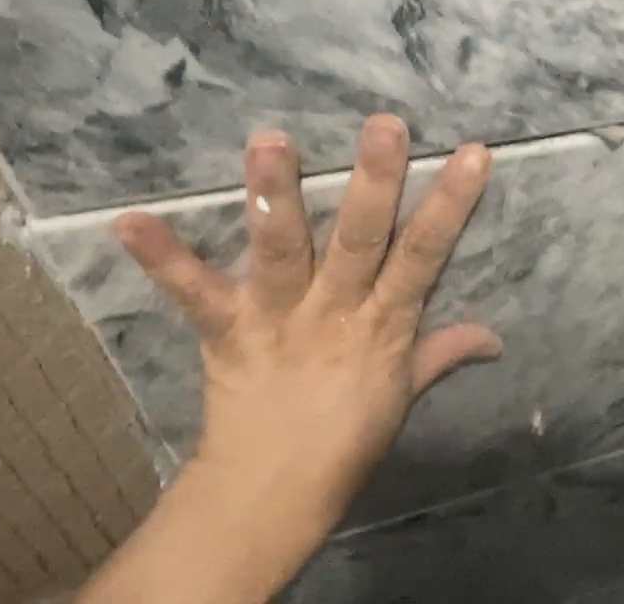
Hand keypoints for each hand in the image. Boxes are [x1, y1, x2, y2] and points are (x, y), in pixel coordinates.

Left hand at [112, 116, 501, 556]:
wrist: (270, 497)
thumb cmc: (346, 439)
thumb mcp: (404, 394)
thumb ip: (444, 352)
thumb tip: (495, 337)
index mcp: (384, 324)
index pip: (425, 255)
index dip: (451, 205)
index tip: (471, 154)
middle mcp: (335, 311)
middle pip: (360, 241)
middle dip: (374, 182)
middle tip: (384, 125)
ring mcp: (278, 319)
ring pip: (283, 251)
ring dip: (276, 197)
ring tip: (271, 141)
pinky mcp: (227, 332)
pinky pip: (194, 293)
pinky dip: (163, 258)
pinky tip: (128, 219)